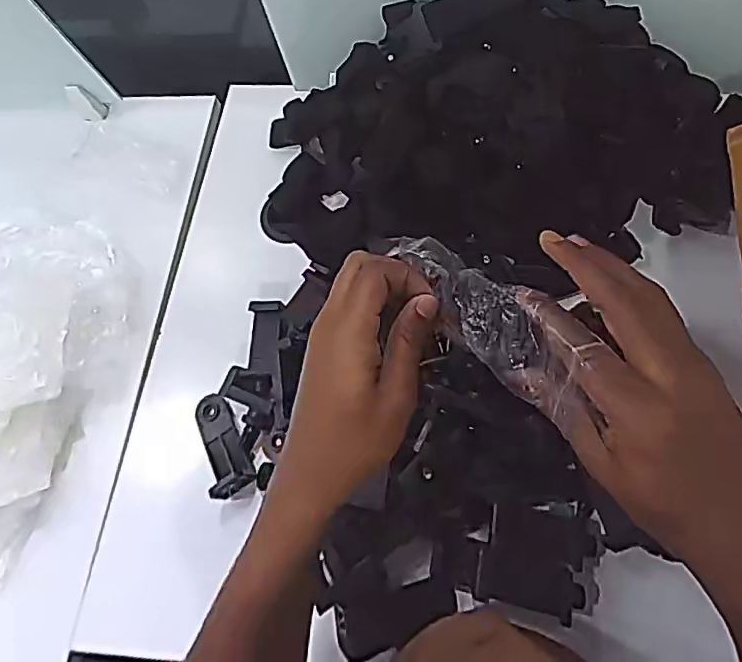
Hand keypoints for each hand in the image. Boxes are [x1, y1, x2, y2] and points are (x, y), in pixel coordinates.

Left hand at [268, 251, 440, 521]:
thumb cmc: (350, 447)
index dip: (409, 276)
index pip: (375, 271)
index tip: (431, 304)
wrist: (311, 478)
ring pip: (351, 279)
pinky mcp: (323, 345)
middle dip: (397, 271)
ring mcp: (322, 333)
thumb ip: (409, 341)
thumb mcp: (396, 397)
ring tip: (413, 317)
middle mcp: (329, 325)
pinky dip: (373, 302)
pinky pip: (347, 302)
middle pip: (359, 263)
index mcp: (347, 332)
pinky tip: (394, 332)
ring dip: (385, 285)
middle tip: (423, 300)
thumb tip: (425, 303)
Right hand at [534, 231, 741, 661]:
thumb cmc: (672, 509)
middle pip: (624, 301)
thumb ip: (565, 410)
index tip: (524, 294)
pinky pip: (664, 308)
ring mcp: (693, 361)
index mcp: (640, 411)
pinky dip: (635, 283)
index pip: (585, 347)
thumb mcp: (606, 470)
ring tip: (578, 245)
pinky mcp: (703, 358)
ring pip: (650, 295)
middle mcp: (670, 374)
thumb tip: (525, 371)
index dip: (550, 316)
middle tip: (553, 239)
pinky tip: (615, 278)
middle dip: (585, 263)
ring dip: (613, 264)